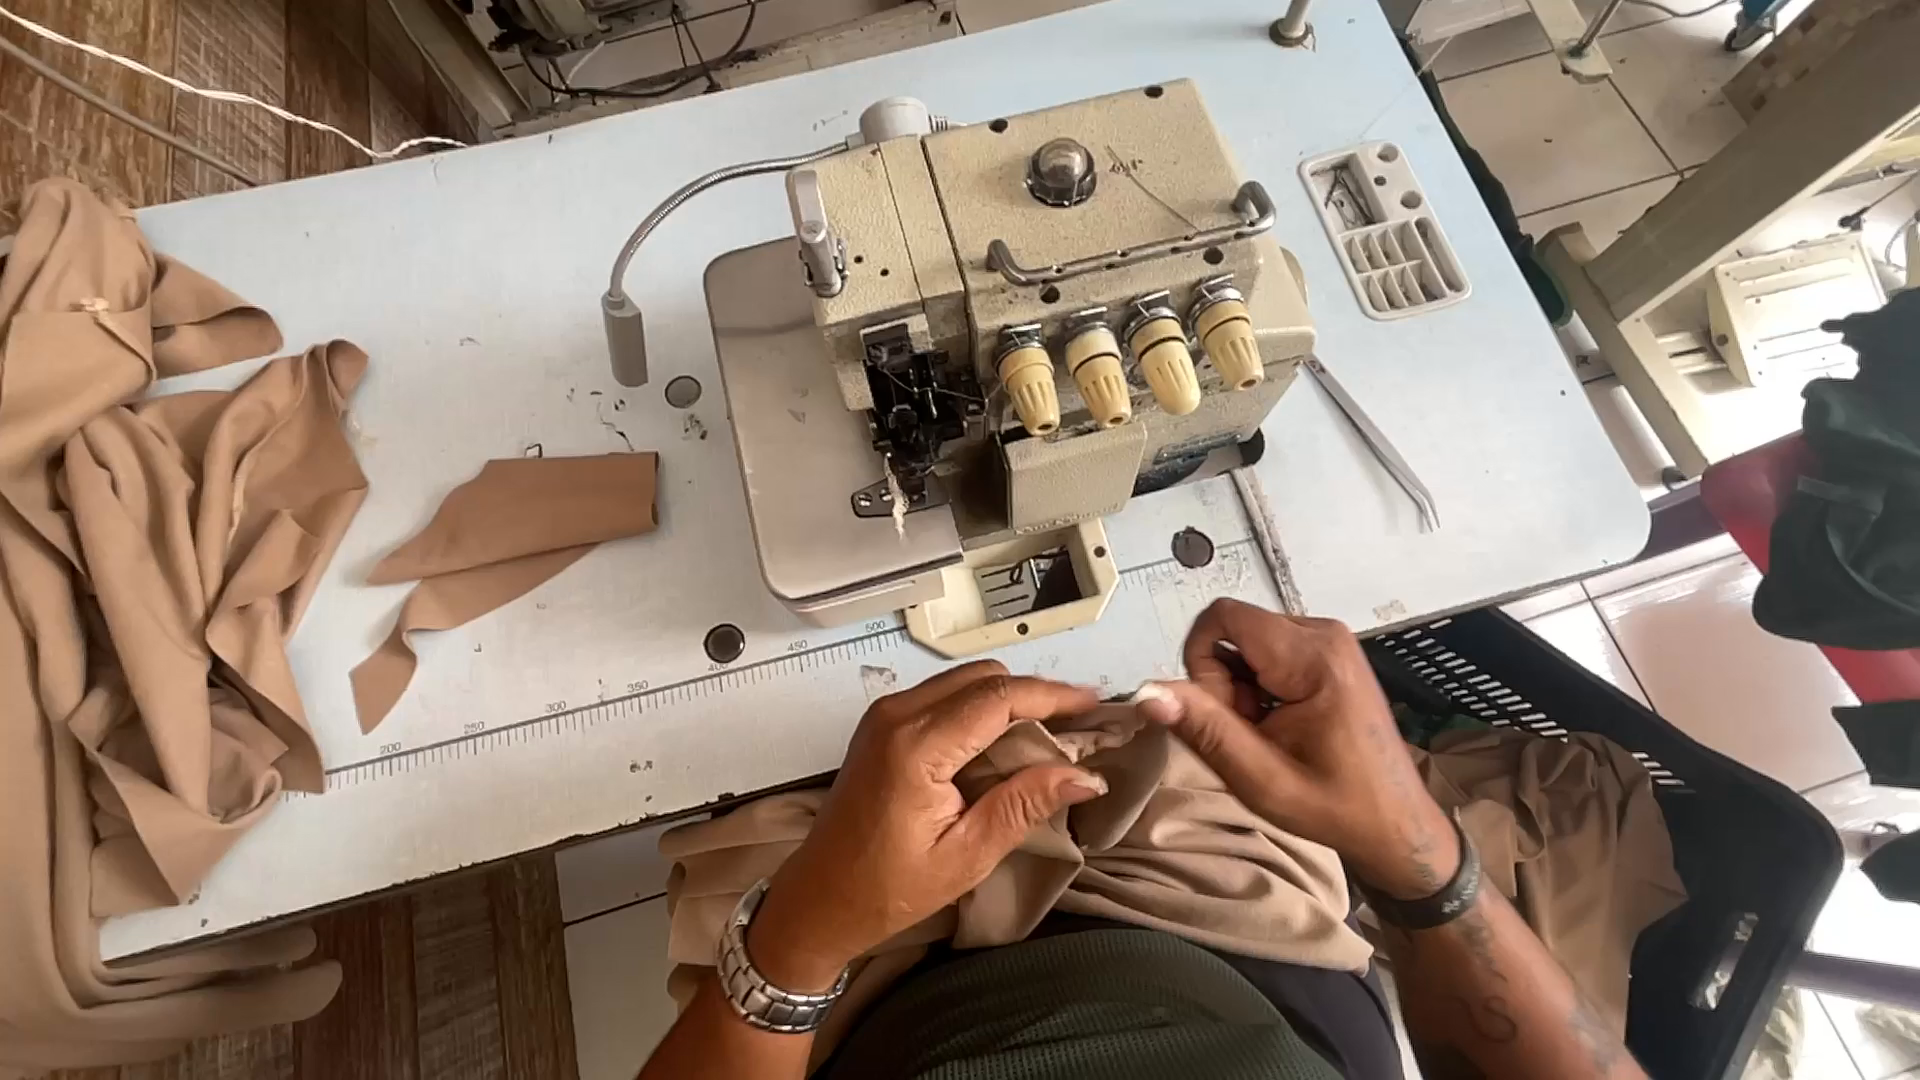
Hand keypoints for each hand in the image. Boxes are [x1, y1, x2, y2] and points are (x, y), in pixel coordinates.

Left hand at [746, 662, 1105, 988]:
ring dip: (1008, 697)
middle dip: (1034, 693)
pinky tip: (1005, 737)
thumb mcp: (966, 855)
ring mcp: (886, 712)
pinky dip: (981, 705)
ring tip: (1049, 731)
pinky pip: (944, 693)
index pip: (998, 697)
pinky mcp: (883, 720)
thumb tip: (1085, 775)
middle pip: (983, 676)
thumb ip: (1024, 804)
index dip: (1051, 695)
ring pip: (964, 679)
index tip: (1092, 703)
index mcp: (916, 746)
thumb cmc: (887, 888)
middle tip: (1075, 724)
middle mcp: (897, 713)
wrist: (818, 897)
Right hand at [1136, 598, 1457, 899]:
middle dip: (1220, 680)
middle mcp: (1323, 632)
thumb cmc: (1335, 807)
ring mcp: (1328, 640)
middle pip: (1231, 630)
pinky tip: (1278, 725)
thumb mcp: (1261, 779)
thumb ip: (1204, 729)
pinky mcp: (1327, 652)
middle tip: (1247, 733)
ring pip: (1244, 641)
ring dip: (1237, 686)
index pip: (1221, 618)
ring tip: (1265, 733)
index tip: (1225, 714)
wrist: (1399, 828)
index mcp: (1313, 655)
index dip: (1202, 663)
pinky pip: (1265, 650)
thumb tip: (1146, 692)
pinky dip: (1256, 686)